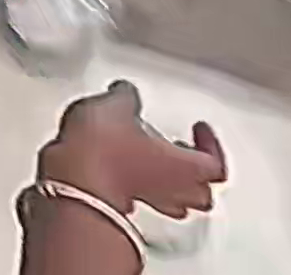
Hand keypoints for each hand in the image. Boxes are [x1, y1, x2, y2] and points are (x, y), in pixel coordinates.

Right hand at [36, 80, 226, 215]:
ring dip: (170, 179)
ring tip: (155, 158)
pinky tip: (125, 166)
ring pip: (174, 197)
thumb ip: (127, 97)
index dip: (210, 144)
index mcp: (183, 165)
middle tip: (184, 149)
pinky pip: (143, 195)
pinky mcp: (122, 198)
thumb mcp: (115, 105)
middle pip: (202, 190)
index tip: (200, 127)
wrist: (76, 174)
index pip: (214, 162)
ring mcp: (148, 197)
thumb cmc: (104, 146)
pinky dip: (141, 182)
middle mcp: (173, 187)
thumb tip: (127, 91)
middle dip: (195, 169)